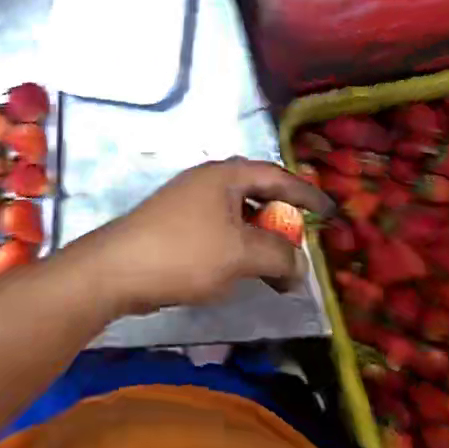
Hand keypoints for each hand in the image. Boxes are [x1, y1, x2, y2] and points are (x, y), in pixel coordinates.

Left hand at [64, 158, 333, 317]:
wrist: (117, 269)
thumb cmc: (185, 253)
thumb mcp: (242, 254)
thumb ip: (280, 256)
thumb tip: (298, 266)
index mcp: (224, 175)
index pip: (277, 176)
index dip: (307, 195)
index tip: (330, 214)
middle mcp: (205, 181)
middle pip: (255, 193)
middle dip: (281, 219)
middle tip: (300, 243)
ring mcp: (186, 203)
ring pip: (235, 215)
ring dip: (259, 239)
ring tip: (276, 269)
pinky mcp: (173, 226)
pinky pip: (217, 231)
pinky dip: (237, 247)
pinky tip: (241, 272)